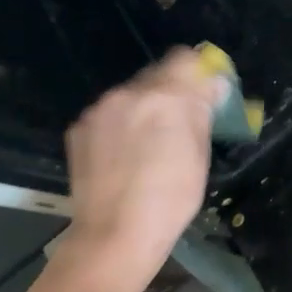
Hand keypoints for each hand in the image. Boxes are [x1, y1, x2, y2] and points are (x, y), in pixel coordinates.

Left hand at [63, 49, 223, 267]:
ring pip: (132, 93)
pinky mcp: (79, 128)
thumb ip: (203, 110)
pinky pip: (110, 112)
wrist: (116, 233)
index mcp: (166, 98)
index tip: (208, 91)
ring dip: (146, 106)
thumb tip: (212, 86)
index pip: (187, 59)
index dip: (200, 71)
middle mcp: (129, 94)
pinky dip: (123, 123)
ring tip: (152, 140)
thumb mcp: (201, 151)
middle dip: (174, 90)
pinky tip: (126, 152)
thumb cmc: (173, 197)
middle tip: (183, 119)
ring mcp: (99, 110)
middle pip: (159, 73)